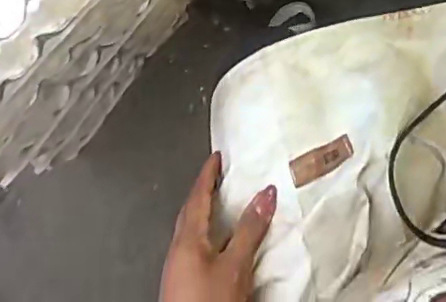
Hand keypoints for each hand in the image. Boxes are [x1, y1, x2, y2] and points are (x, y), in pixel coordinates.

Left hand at [160, 152, 276, 301]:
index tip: (217, 156)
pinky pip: (195, 249)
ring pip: (192, 233)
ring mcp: (178, 272)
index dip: (208, 174)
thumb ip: (250, 229)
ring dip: (208, 215)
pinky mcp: (183, 289)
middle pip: (190, 213)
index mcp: (187, 240)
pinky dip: (210, 236)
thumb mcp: (235, 266)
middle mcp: (178, 252)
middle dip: (205, 192)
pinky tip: (223, 245)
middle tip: (222, 176)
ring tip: (226, 205)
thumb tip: (267, 192)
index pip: (197, 197)